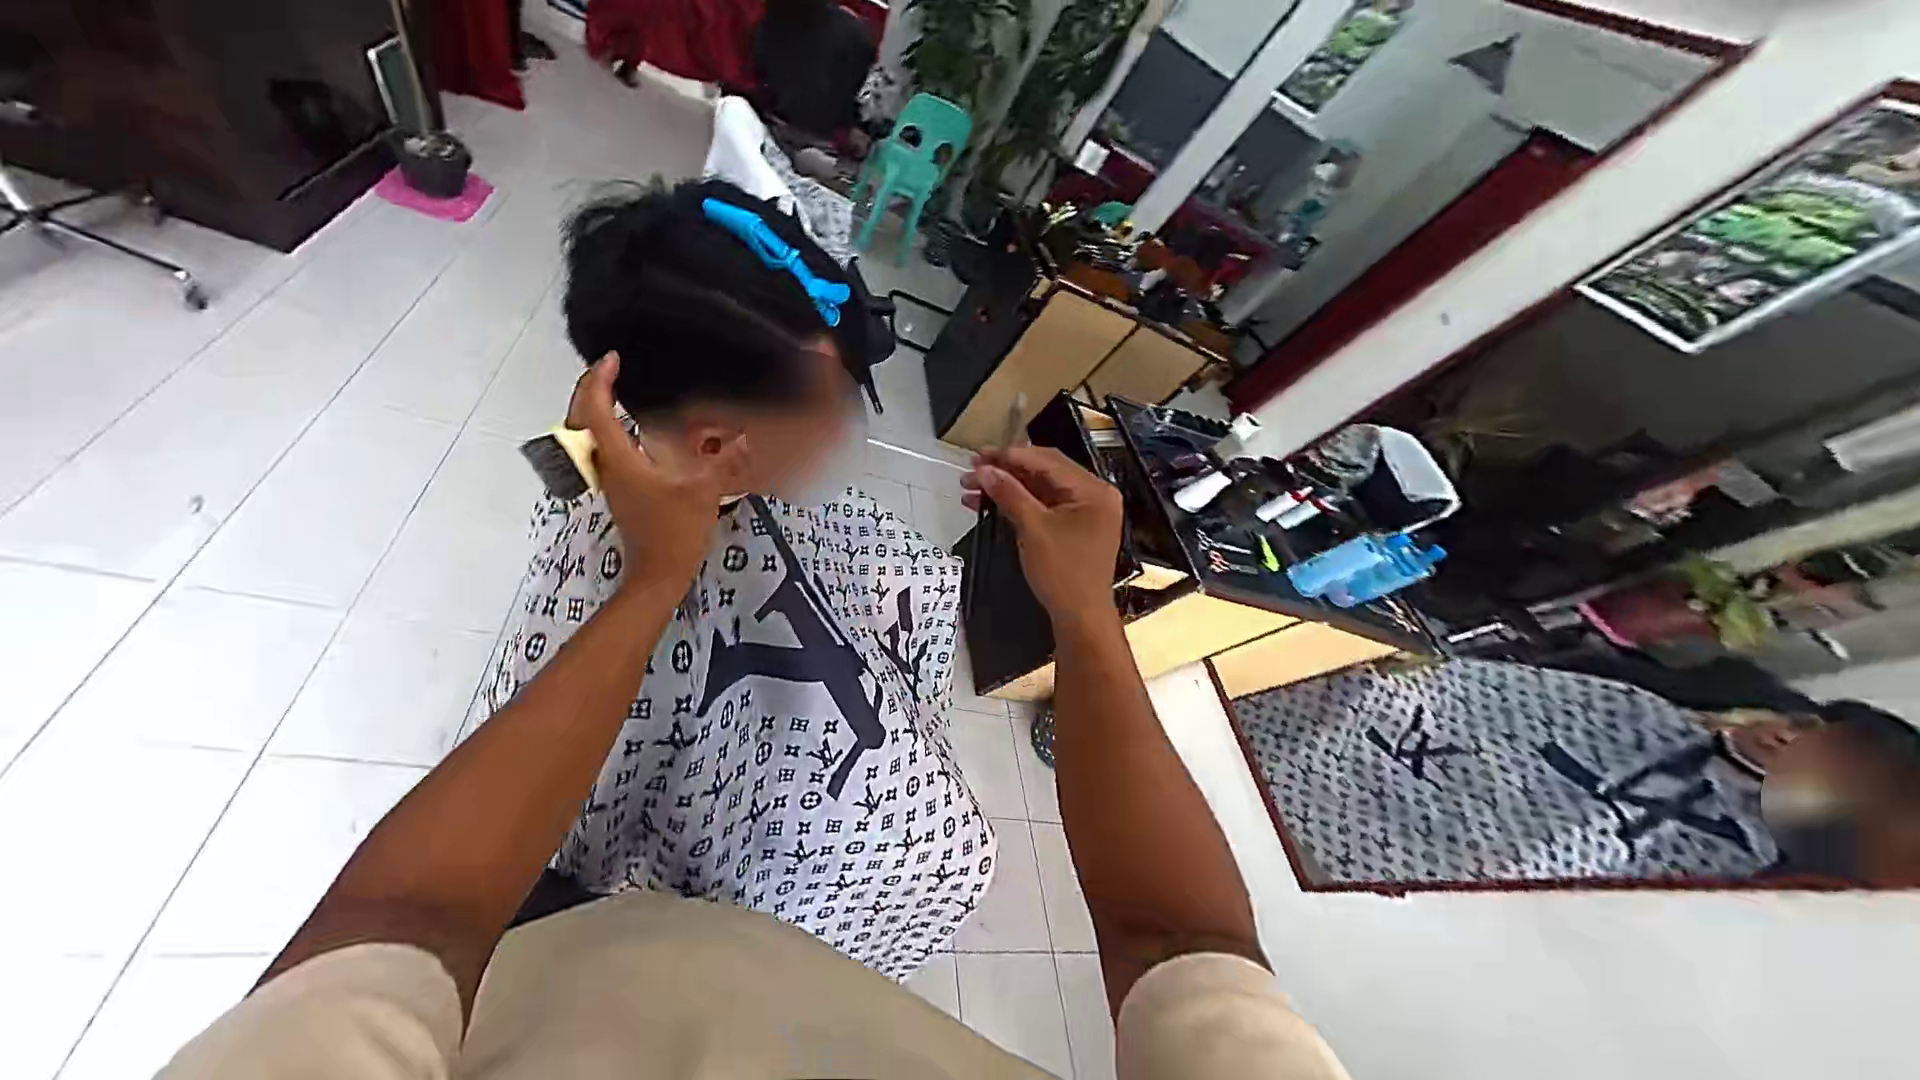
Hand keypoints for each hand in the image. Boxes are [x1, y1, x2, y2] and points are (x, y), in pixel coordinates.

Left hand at [569, 353, 743, 590]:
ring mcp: (611, 477)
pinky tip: (641, 428)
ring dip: (598, 408)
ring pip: (590, 433)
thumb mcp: (703, 491)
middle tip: (610, 369)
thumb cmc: (674, 533)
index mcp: (619, 459)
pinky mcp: (621, 488)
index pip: (594, 409)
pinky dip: (614, 428)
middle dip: (590, 388)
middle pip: (580, 417)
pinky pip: (607, 448)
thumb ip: (725, 461)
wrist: (658, 573)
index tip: (613, 358)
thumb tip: (747, 437)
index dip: (599, 379)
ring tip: (621, 390)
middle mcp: (606, 464)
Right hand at [963, 446, 1122, 628]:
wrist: (1080, 617)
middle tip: (972, 469)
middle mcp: (1092, 495)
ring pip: (1038, 489)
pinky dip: (1016, 504)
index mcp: (1093, 490)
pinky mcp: (1071, 527)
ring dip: (1006, 487)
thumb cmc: (1064, 575)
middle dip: (1004, 471)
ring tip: (971, 487)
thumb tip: (984, 471)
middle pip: (1042, 472)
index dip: (1009, 456)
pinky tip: (988, 502)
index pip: (1047, 460)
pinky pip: (1041, 506)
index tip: (979, 456)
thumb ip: (1009, 494)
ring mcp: (1082, 512)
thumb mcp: (1033, 529)